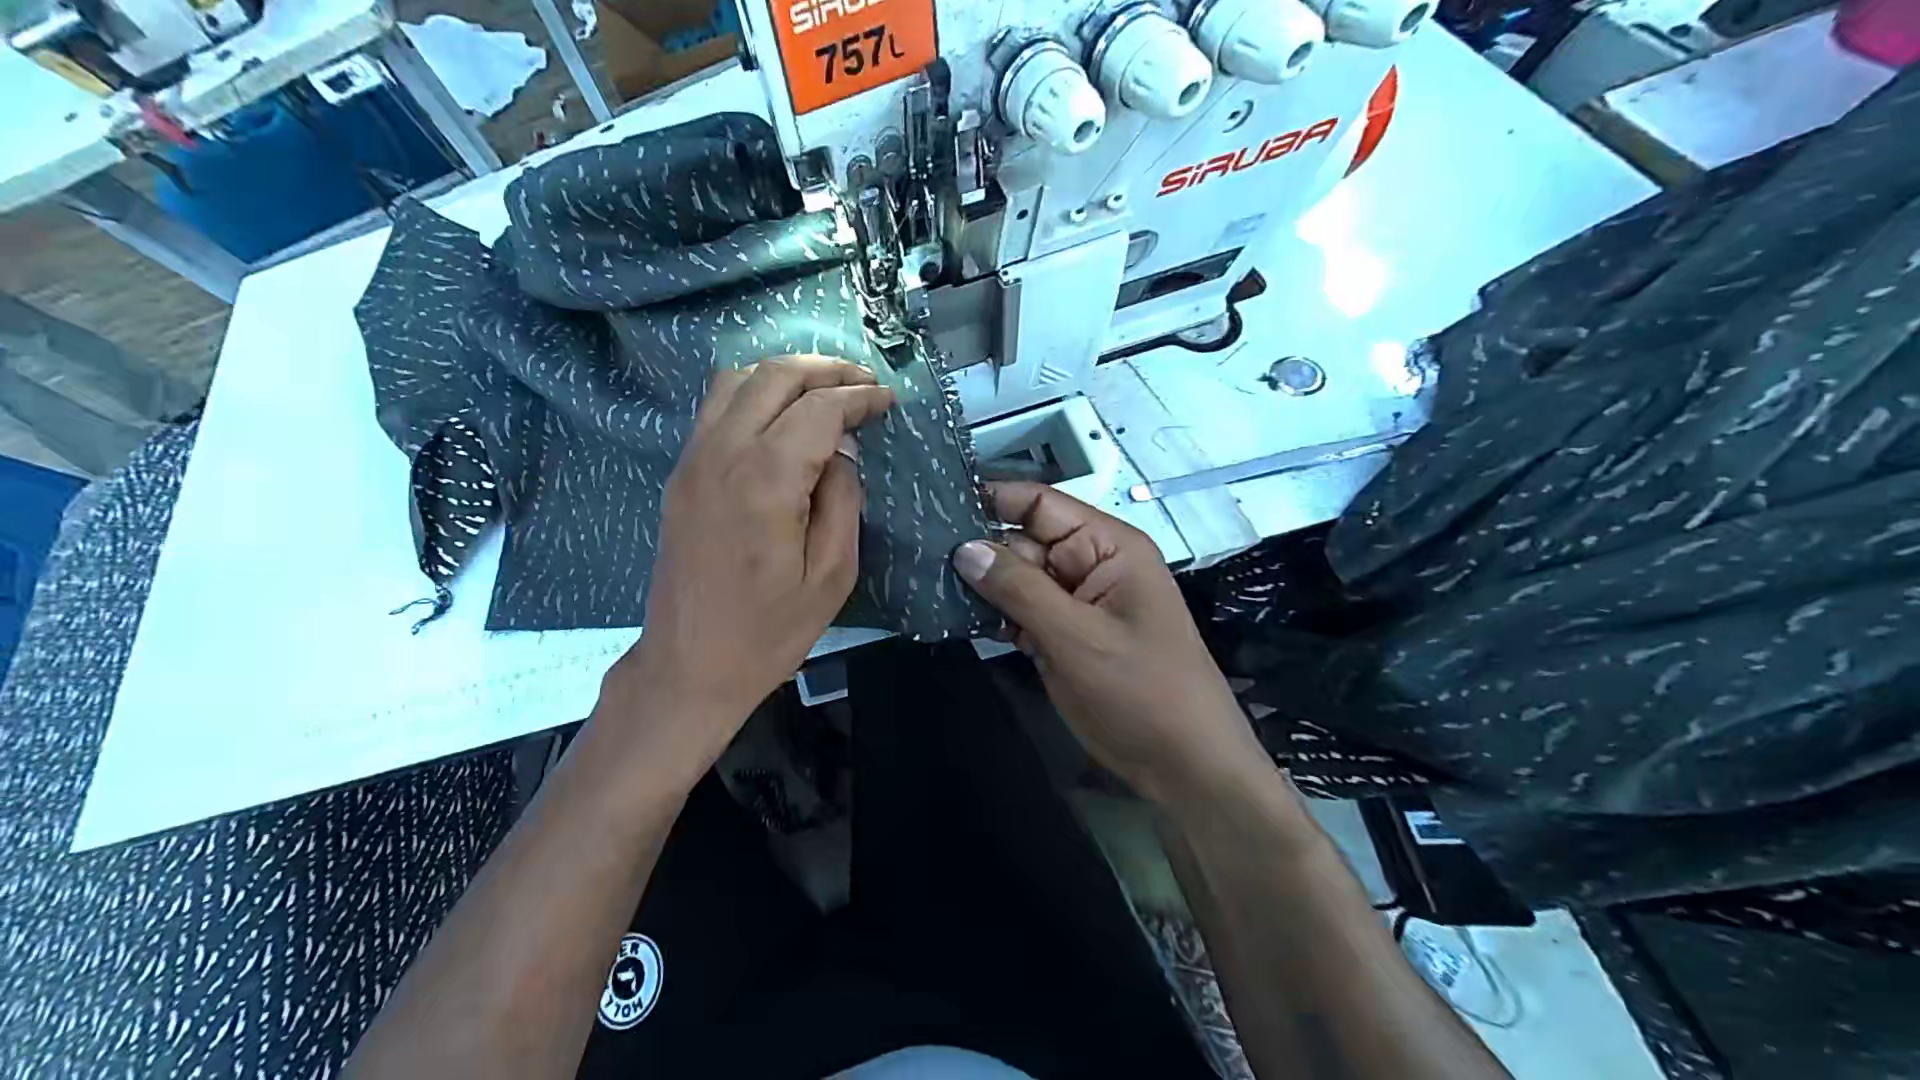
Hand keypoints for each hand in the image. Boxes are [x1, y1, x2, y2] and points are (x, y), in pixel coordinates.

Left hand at [601, 356, 892, 777]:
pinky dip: (754, 393)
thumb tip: (841, 452)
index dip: (859, 397)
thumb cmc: (770, 630)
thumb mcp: (833, 574)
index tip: (887, 400)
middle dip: (825, 370)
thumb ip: (843, 499)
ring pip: (737, 380)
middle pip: (774, 377)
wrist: (690, 664)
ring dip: (786, 375)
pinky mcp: (681, 473)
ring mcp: (693, 460)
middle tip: (863, 384)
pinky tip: (780, 416)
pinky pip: (715, 407)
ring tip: (825, 392)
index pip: (819, 409)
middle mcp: (722, 454)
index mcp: (766, 480)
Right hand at [952, 482, 1265, 806]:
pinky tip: (950, 615)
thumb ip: (1019, 589)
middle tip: (915, 553)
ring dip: (977, 585)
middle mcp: (1086, 565)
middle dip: (976, 548)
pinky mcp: (1059, 637)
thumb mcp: (1079, 637)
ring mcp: (1071, 603)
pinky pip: (1017, 613)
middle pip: (1021, 541)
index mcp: (1106, 546)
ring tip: (921, 580)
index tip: (936, 503)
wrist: (1181, 764)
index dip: (992, 499)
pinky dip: (990, 616)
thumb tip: (964, 547)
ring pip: (1013, 580)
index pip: (1041, 504)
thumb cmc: (1143, 690)